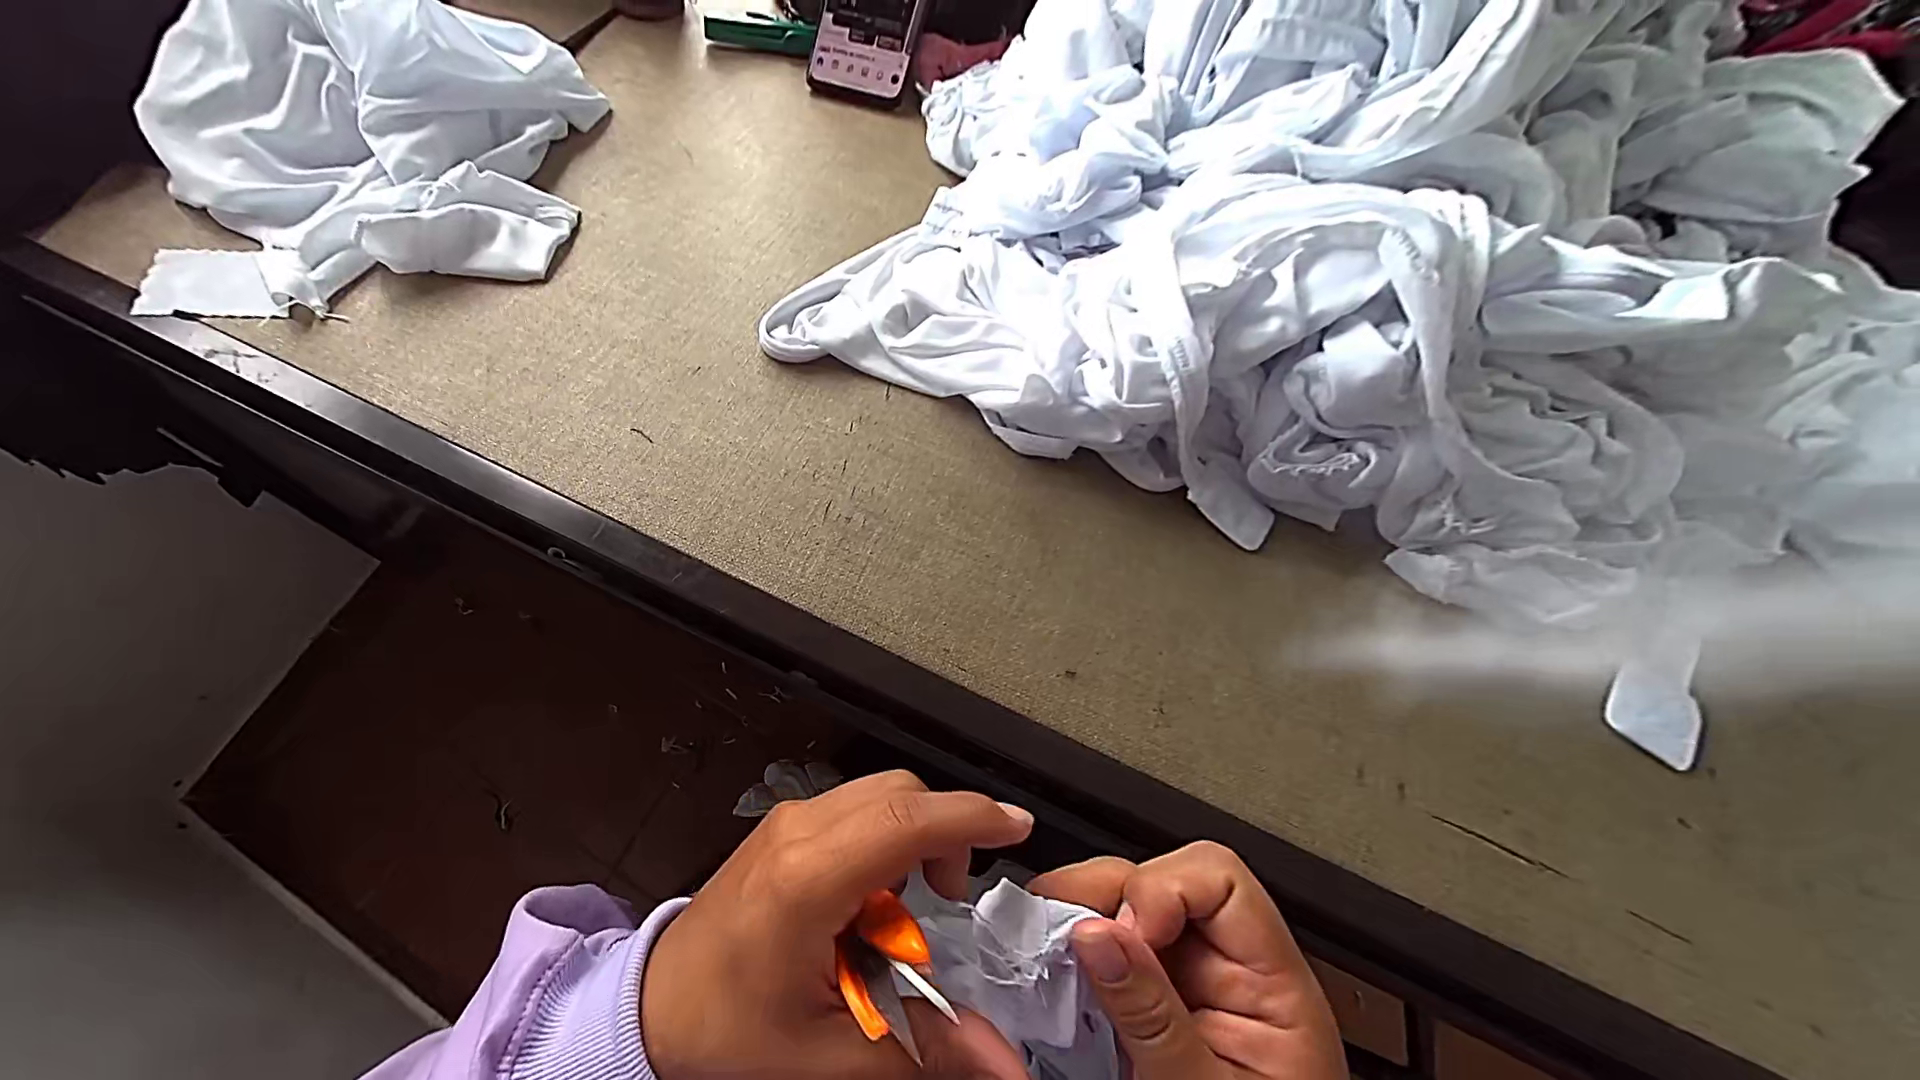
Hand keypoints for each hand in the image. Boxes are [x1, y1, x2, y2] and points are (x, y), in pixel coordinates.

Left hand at [641, 770, 1034, 1079]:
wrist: (652, 1008)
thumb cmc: (726, 1032)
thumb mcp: (829, 1054)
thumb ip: (923, 1047)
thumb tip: (1000, 1060)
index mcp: (805, 880)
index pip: (905, 821)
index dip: (970, 816)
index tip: (1015, 826)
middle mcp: (799, 831)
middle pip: (901, 795)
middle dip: (946, 832)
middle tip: (949, 895)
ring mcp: (790, 820)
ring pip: (883, 794)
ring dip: (915, 835)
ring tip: (904, 905)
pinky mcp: (788, 824)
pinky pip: (858, 807)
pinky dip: (887, 838)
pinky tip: (871, 897)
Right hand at [1028, 842, 1347, 1079]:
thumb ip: (1154, 1019)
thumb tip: (1096, 934)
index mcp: (1271, 985)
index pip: (1219, 879)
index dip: (1163, 887)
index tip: (1124, 932)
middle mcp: (1225, 968)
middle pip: (1160, 879)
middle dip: (1102, 896)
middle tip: (1063, 937)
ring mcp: (1184, 980)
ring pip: (1124, 905)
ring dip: (1078, 920)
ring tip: (1050, 958)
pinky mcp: (1150, 998)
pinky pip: (1106, 946)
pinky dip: (1072, 952)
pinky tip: (1055, 976)